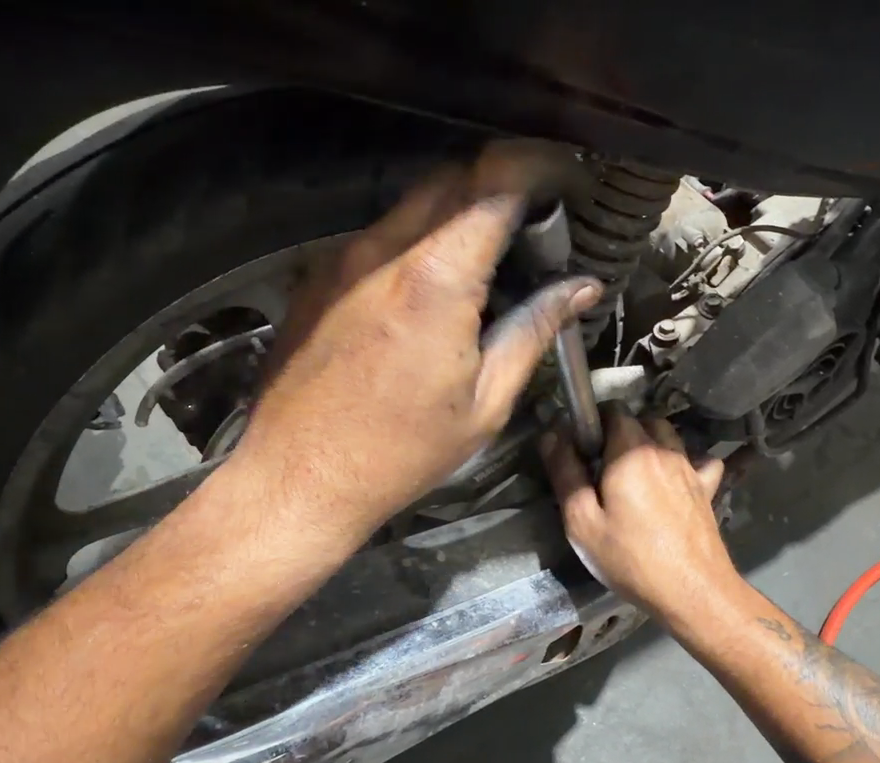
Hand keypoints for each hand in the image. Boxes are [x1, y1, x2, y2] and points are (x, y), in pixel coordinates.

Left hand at [229, 141, 601, 542]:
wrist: (299, 477)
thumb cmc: (399, 453)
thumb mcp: (485, 402)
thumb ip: (533, 330)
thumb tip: (580, 287)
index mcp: (435, 280)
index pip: (495, 183)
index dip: (540, 168)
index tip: (567, 180)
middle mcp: (382, 251)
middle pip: (453, 179)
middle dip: (503, 183)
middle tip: (539, 220)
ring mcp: (342, 260)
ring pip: (412, 205)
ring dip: (459, 213)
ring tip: (493, 257)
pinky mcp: (318, 278)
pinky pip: (379, 237)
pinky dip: (419, 241)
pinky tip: (436, 287)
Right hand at [540, 407, 733, 619]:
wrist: (691, 590)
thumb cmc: (630, 559)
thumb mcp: (582, 522)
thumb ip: (565, 474)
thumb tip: (552, 435)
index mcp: (630, 452)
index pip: (613, 410)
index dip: (593, 423)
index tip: (581, 449)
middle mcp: (664, 450)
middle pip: (641, 420)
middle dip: (620, 432)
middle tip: (601, 466)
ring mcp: (691, 468)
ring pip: (669, 436)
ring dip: (650, 443)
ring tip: (633, 475)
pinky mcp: (707, 489)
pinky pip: (700, 460)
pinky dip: (687, 462)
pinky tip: (676, 480)